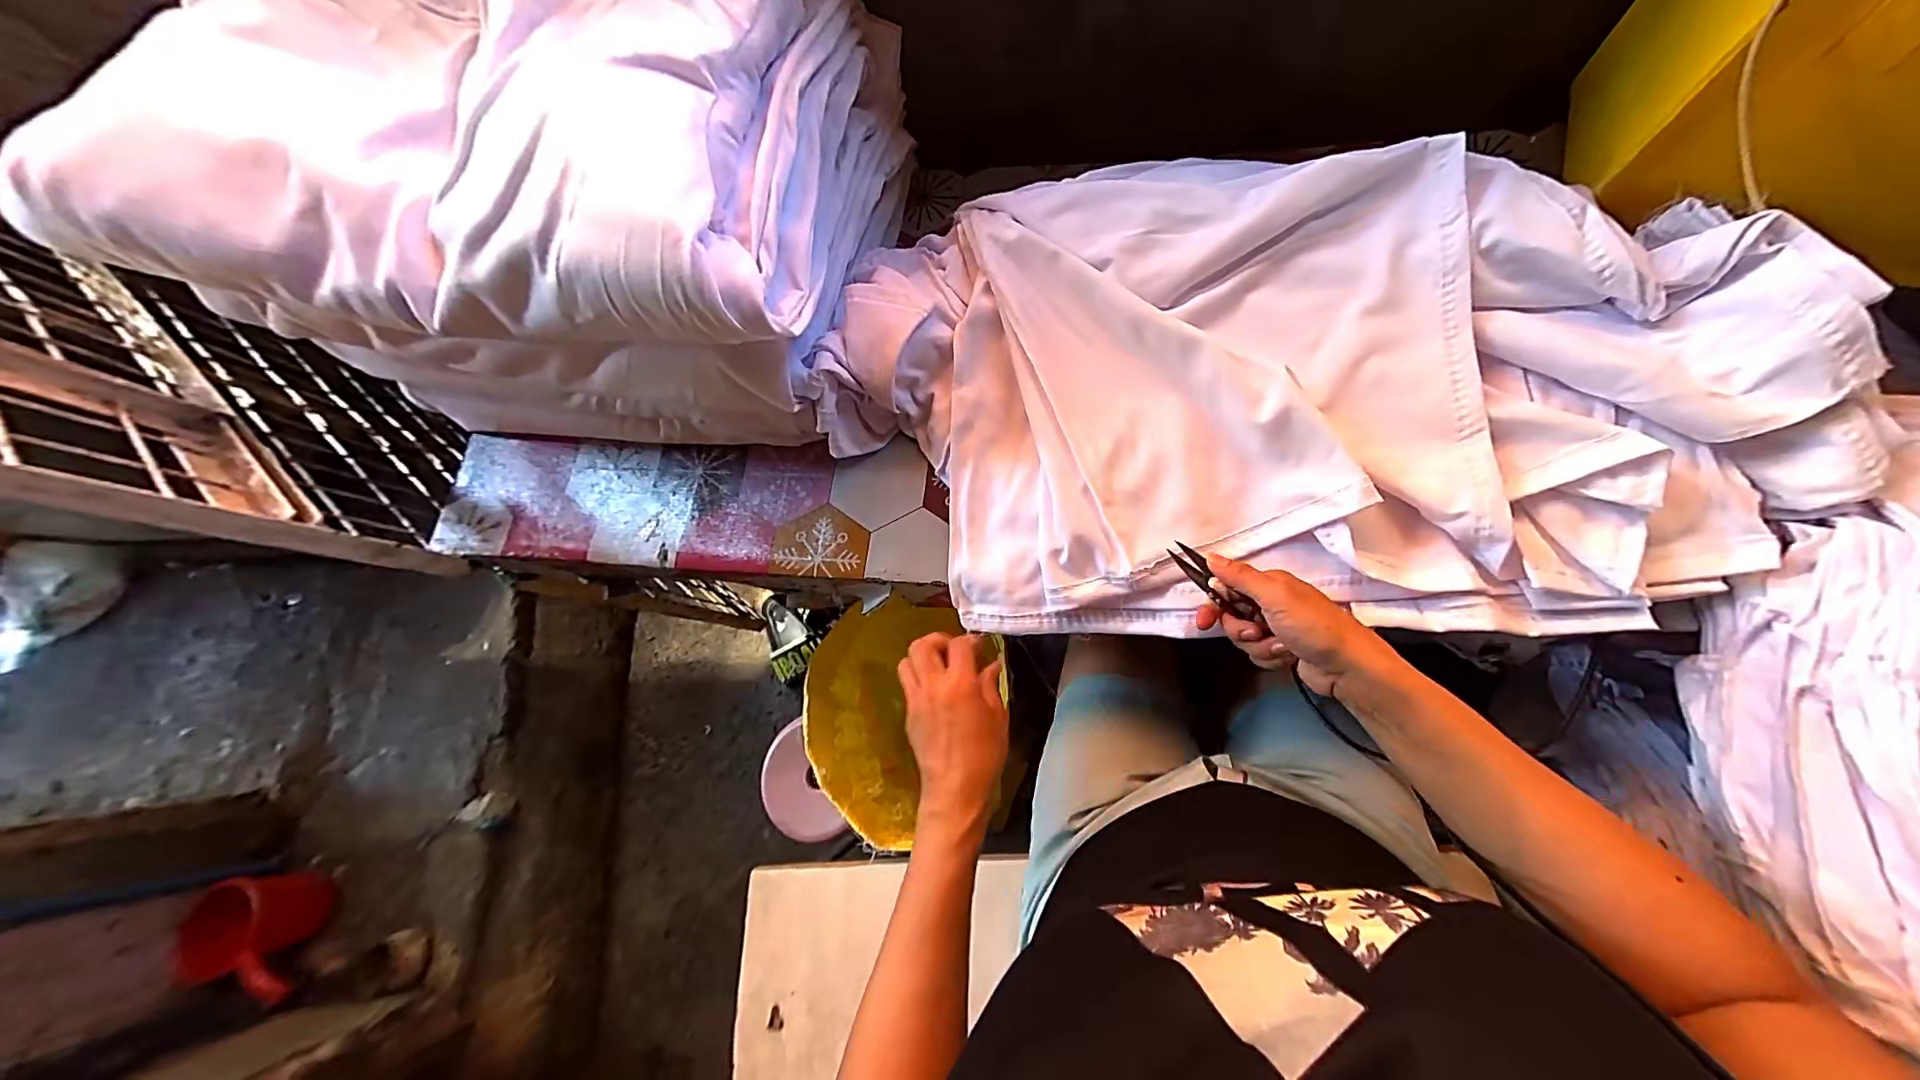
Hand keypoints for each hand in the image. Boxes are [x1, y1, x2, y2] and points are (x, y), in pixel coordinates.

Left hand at [898, 632, 1007, 841]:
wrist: (954, 789)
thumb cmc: (984, 755)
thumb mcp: (997, 717)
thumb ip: (991, 685)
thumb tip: (992, 665)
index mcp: (960, 684)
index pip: (959, 645)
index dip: (971, 640)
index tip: (980, 646)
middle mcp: (933, 686)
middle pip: (923, 645)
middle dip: (939, 640)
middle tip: (954, 650)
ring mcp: (916, 699)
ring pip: (907, 660)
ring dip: (923, 656)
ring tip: (940, 666)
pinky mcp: (908, 713)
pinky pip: (907, 682)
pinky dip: (919, 676)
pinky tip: (935, 688)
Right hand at [1194, 555, 1398, 696]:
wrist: (1347, 666)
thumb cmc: (1315, 627)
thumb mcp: (1274, 596)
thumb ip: (1240, 577)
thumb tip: (1211, 558)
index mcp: (1268, 585)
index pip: (1226, 589)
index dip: (1213, 606)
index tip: (1204, 621)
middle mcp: (1270, 603)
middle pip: (1231, 617)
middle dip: (1239, 630)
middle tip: (1255, 632)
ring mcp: (1276, 627)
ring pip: (1242, 638)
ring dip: (1258, 646)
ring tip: (1281, 645)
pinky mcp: (1280, 649)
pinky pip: (1256, 654)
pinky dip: (1269, 657)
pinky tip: (1287, 655)